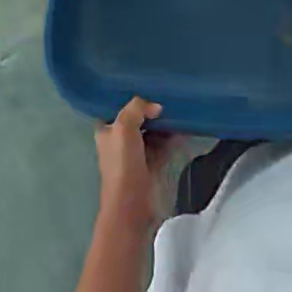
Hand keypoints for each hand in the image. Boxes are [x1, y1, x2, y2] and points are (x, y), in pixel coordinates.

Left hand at [94, 97, 172, 228]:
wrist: (132, 205)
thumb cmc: (123, 163)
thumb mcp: (124, 127)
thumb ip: (137, 108)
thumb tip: (156, 108)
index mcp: (107, 131)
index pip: (116, 108)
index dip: (128, 98)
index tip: (146, 86)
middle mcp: (120, 141)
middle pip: (137, 119)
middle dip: (150, 110)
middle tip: (168, 95)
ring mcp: (136, 154)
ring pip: (152, 132)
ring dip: (164, 123)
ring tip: (180, 108)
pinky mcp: (152, 165)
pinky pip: (163, 145)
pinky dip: (172, 137)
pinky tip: (184, 127)